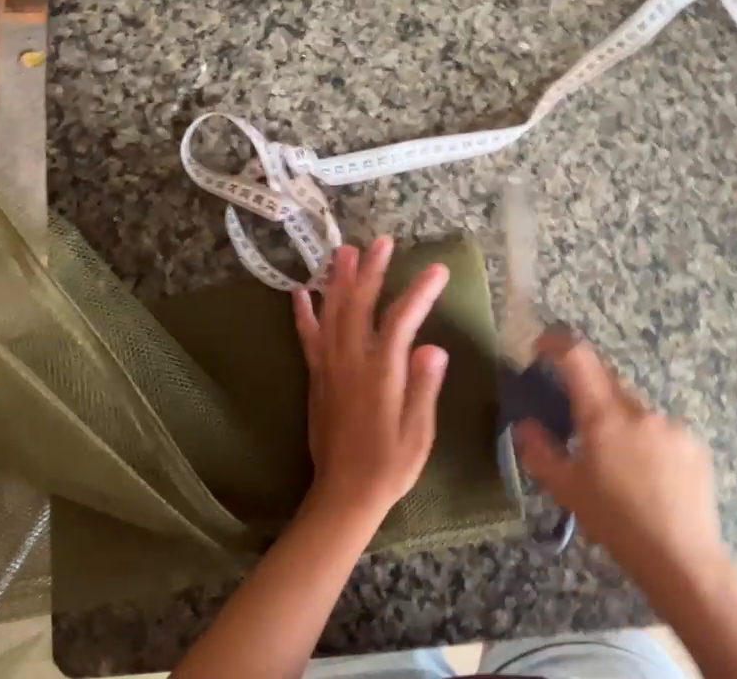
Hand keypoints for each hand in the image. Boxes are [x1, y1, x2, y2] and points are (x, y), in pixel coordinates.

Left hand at [292, 238, 450, 522]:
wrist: (344, 494)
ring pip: (331, 313)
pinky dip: (303, 312)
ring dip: (337, 279)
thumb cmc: (389, 466)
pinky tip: (299, 291)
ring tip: (343, 249)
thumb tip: (434, 347)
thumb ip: (423, 389)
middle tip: (382, 242)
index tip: (438, 270)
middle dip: (371, 270)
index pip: (401, 321)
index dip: (420, 293)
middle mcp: (351, 362)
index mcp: (382, 374)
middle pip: (359, 305)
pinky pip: (307, 337)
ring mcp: (329, 367)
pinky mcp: (316, 377)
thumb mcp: (418, 433)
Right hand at [514, 332, 729, 595]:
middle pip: (606, 380)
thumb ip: (539, 450)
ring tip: (614, 459)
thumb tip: (524, 425)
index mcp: (603, 416)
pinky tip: (645, 473)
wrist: (682, 560)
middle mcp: (639, 410)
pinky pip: (660, 428)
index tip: (540, 346)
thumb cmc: (615, 523)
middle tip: (574, 419)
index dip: (556, 342)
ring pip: (634, 407)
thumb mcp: (566, 489)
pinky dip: (645, 439)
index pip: (578, 356)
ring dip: (618, 419)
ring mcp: (671, 425)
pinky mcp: (693, 444)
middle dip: (587, 390)